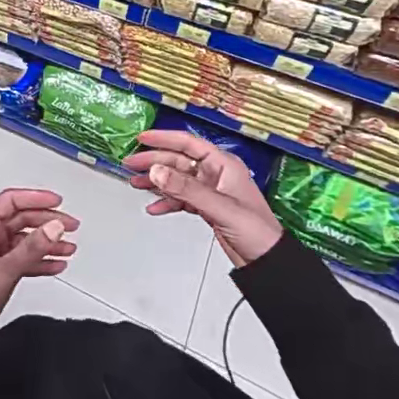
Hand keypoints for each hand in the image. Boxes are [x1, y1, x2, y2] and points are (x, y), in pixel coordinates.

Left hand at [0, 188, 79, 329]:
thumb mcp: (4, 270)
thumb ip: (32, 248)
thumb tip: (54, 227)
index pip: (11, 201)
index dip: (35, 197)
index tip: (56, 201)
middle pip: (23, 218)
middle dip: (48, 220)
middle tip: (70, 225)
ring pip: (27, 238)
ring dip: (49, 241)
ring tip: (68, 246)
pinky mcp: (0, 268)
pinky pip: (26, 256)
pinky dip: (42, 258)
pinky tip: (56, 263)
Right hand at [124, 130, 282, 267]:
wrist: (266, 260)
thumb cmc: (258, 231)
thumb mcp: (220, 207)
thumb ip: (187, 189)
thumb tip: (159, 171)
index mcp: (224, 165)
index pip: (188, 144)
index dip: (164, 138)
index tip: (143, 138)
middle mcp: (216, 175)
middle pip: (179, 161)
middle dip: (154, 162)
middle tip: (131, 164)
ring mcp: (211, 192)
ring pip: (177, 180)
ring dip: (157, 181)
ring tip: (136, 183)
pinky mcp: (207, 208)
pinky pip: (181, 198)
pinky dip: (167, 201)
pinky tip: (155, 206)